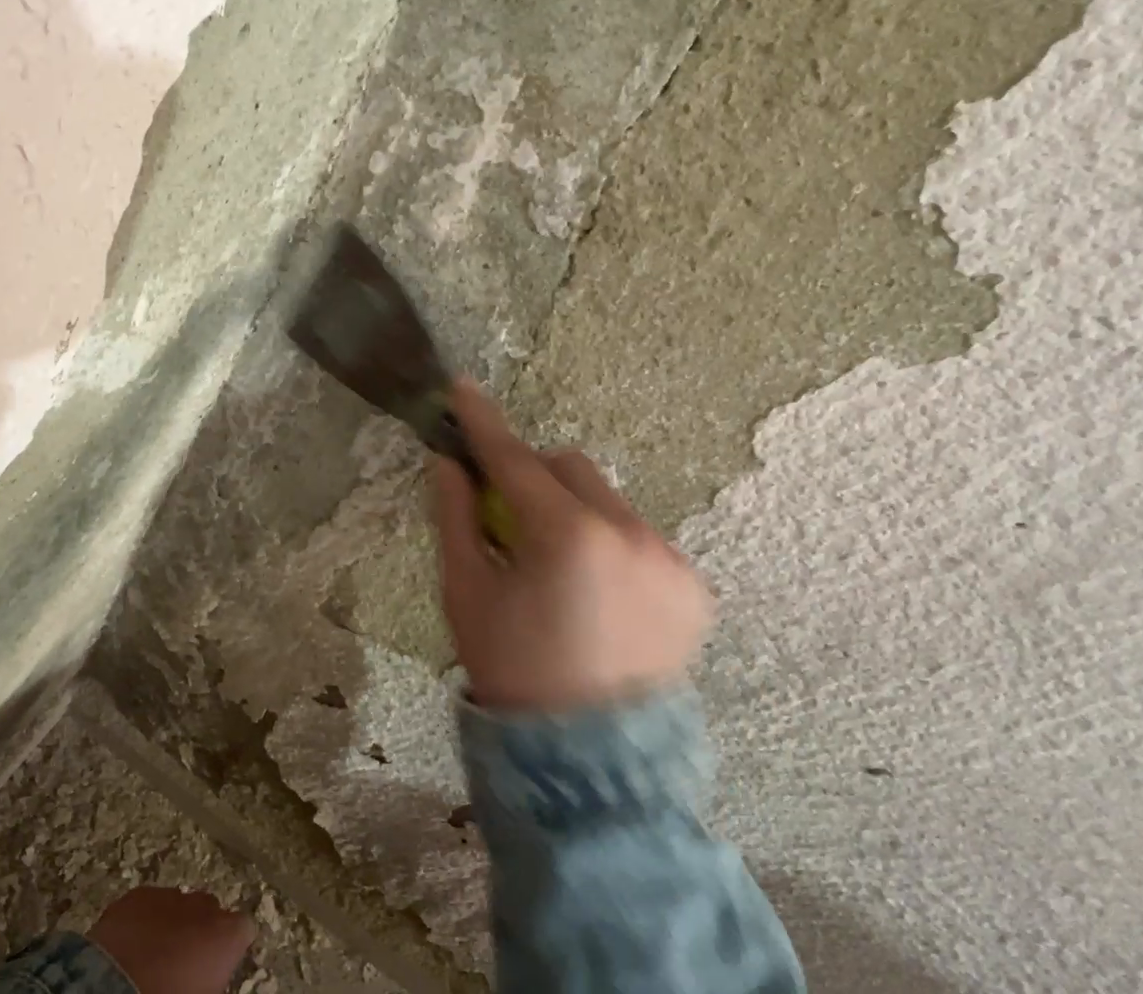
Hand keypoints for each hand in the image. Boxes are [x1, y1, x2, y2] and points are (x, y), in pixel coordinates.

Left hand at [85, 888, 253, 993]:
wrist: (114, 986)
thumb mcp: (206, 992)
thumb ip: (215, 978)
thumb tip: (207, 975)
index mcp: (227, 934)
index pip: (245, 928)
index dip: (233, 943)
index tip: (222, 960)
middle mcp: (202, 906)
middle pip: (211, 910)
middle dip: (203, 928)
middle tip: (187, 958)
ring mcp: (169, 895)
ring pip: (179, 903)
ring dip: (174, 921)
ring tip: (157, 949)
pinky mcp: (138, 893)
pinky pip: (150, 902)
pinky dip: (147, 916)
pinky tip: (134, 939)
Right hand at [429, 379, 712, 712]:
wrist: (585, 753)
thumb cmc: (509, 667)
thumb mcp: (465, 591)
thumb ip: (456, 517)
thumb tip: (448, 464)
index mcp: (566, 535)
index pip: (514, 461)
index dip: (483, 424)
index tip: (461, 390)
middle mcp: (630, 534)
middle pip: (570, 468)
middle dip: (533, 478)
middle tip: (506, 517)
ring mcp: (670, 561)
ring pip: (608, 503)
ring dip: (573, 513)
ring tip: (554, 567)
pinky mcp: (694, 588)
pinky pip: (640, 540)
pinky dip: (608, 547)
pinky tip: (593, 594)